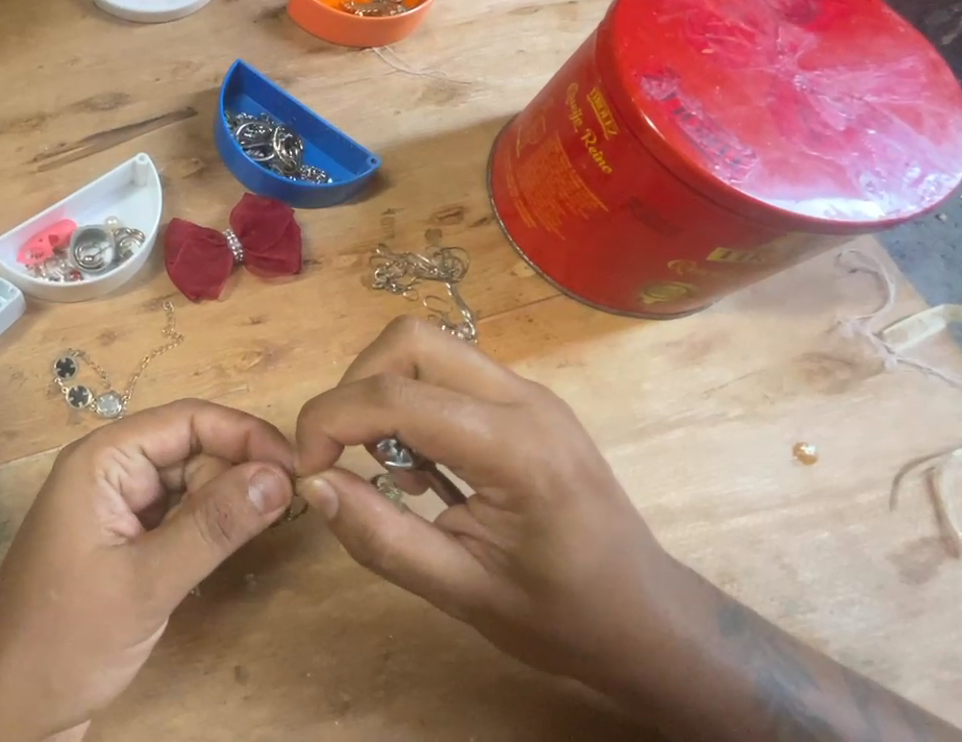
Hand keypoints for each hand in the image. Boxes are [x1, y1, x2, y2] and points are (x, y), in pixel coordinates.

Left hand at [0, 399, 295, 741]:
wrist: (7, 708)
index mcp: (103, 460)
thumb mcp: (147, 582)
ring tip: (262, 529)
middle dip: (237, 470)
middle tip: (286, 511)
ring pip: (186, 482)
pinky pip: (175, 515)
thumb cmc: (66, 638)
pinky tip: (230, 546)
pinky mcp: (123, 542)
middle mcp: (109, 471)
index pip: (187, 420)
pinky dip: (206, 525)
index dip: (245, 435)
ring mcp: (114, 507)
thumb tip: (280, 475)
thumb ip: (213, 525)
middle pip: (190, 447)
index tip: (300, 467)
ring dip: (225, 500)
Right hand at [293, 317, 688, 692]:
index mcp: (517, 451)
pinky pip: (446, 369)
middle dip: (355, 387)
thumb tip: (311, 483)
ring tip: (392, 465)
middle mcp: (524, 400)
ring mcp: (528, 392)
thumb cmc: (562, 618)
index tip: (309, 468)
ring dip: (382, 389)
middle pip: (410, 340)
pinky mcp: (523, 398)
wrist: (651, 621)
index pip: (396, 396)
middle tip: (345, 452)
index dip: (330, 420)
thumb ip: (379, 536)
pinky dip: (409, 398)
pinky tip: (423, 462)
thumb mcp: (461, 593)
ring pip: (426, 344)